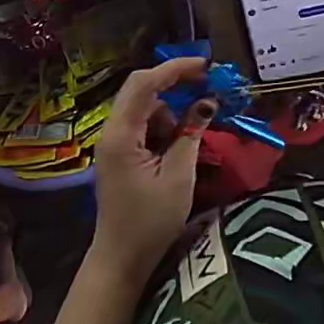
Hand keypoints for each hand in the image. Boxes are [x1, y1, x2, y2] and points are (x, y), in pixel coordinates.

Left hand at [90, 58, 216, 278]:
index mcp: (121, 134)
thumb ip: (191, 135)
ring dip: (173, 117)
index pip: (143, 83)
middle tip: (210, 92)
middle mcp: (113, 131)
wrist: (122, 258)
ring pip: (148, 111)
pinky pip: (146, 129)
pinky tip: (179, 153)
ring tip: (192, 143)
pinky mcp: (122, 154)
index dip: (174, 68)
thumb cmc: (150, 222)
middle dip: (176, 88)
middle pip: (143, 93)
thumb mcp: (179, 177)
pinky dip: (166, 132)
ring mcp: (115, 143)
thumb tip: (206, 102)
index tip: (206, 66)